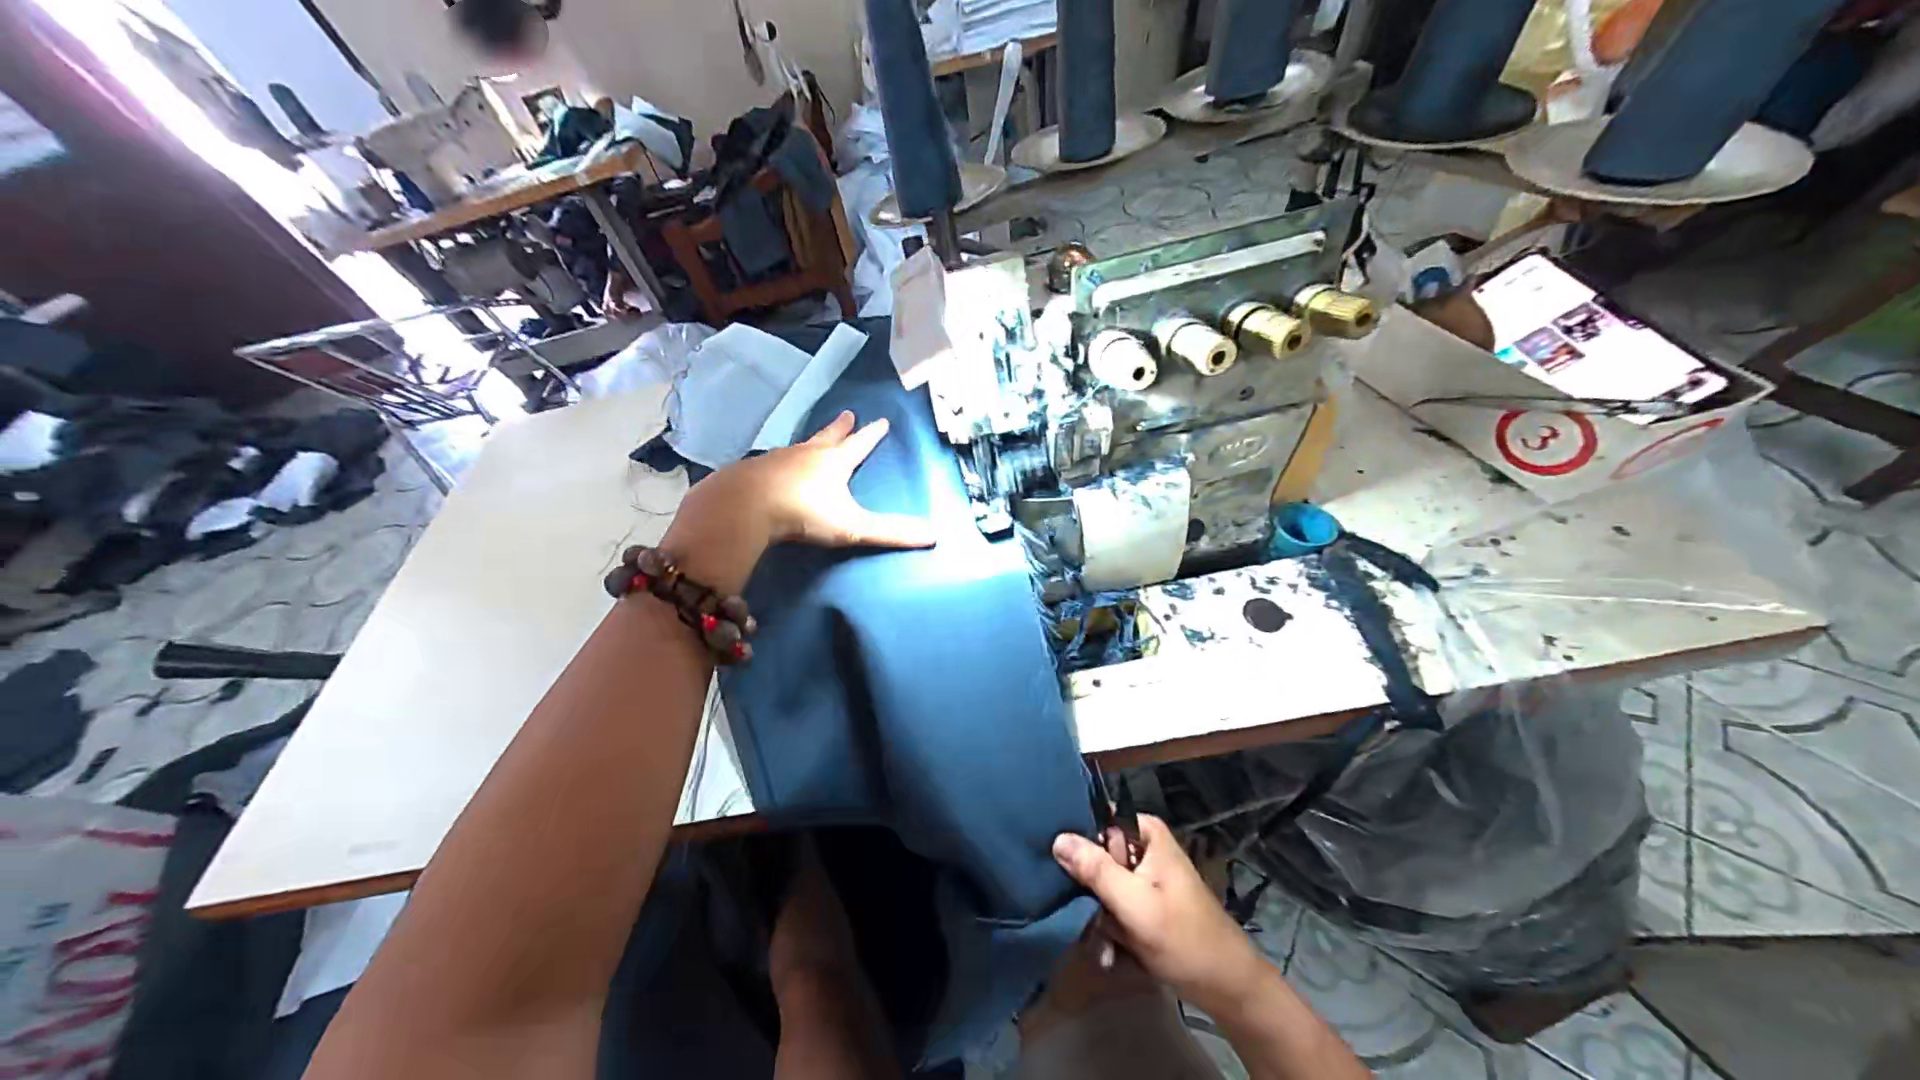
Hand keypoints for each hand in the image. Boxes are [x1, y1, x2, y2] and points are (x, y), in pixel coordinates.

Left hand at [661, 411, 935, 591]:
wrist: (744, 507)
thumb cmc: (803, 512)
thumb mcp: (852, 526)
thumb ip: (890, 532)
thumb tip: (934, 534)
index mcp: (834, 462)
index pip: (859, 444)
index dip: (872, 435)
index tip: (881, 421)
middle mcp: (805, 454)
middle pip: (827, 437)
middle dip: (840, 428)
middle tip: (847, 414)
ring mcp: (775, 460)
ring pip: (797, 448)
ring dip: (808, 444)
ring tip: (811, 443)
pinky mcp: (750, 472)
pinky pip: (769, 464)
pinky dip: (777, 464)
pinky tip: (772, 470)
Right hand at [1052, 814, 1266, 1015]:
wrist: (1226, 988)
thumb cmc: (1184, 938)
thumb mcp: (1135, 903)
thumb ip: (1095, 869)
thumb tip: (1057, 838)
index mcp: (1145, 833)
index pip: (1096, 820)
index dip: (1077, 842)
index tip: (1058, 865)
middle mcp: (1142, 847)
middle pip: (1094, 854)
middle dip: (1087, 890)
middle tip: (1088, 916)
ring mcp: (1141, 877)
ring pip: (1098, 884)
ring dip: (1097, 916)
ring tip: (1104, 944)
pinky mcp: (1140, 903)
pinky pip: (1110, 905)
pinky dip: (1108, 929)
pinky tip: (1111, 954)